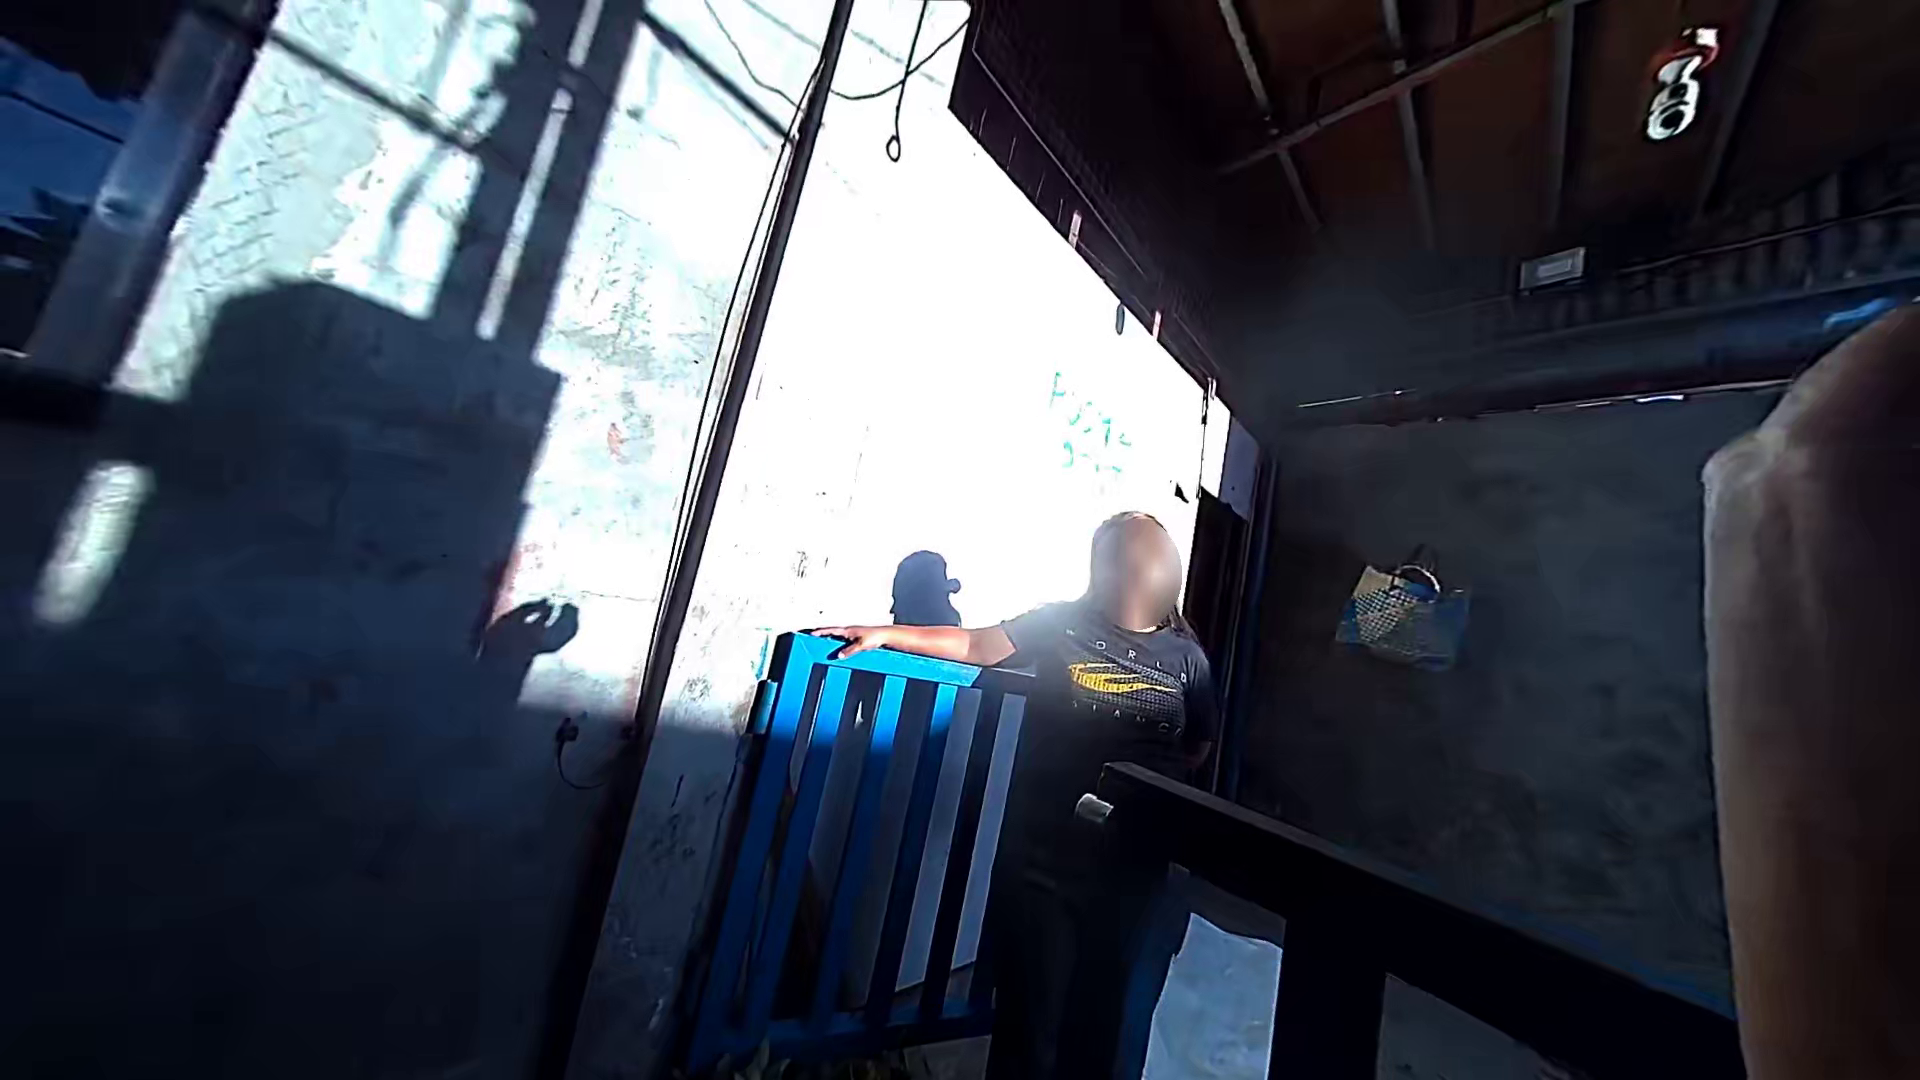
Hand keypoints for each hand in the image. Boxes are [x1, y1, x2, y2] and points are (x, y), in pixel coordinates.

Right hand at [811, 625, 893, 658]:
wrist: (886, 636)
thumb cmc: (875, 637)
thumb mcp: (861, 645)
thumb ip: (849, 650)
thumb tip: (839, 655)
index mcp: (848, 630)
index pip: (831, 630)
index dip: (821, 632)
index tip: (811, 633)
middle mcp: (849, 631)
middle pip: (832, 633)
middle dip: (823, 635)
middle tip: (813, 638)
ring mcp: (853, 635)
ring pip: (838, 638)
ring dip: (831, 640)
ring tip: (822, 645)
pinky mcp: (857, 639)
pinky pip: (844, 642)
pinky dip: (839, 645)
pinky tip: (838, 650)